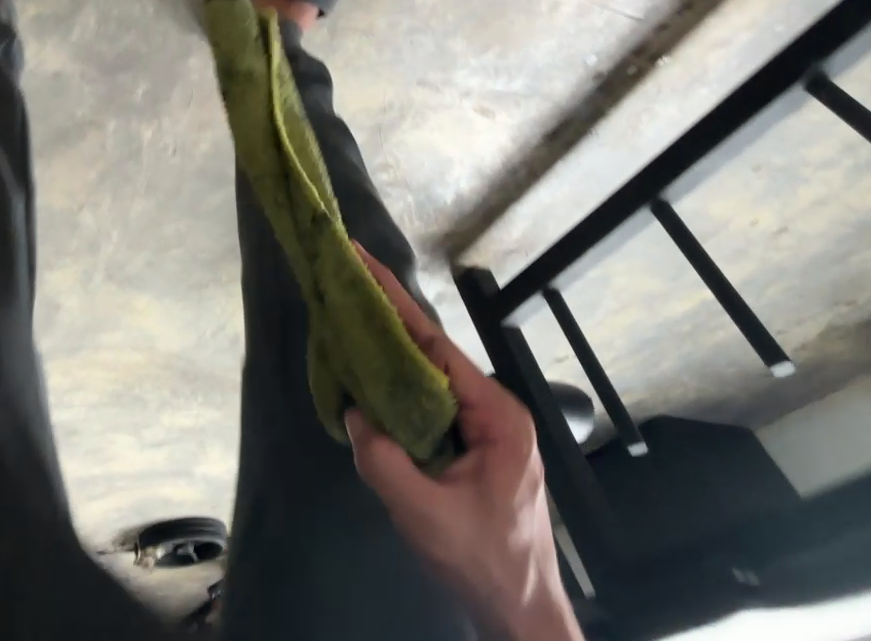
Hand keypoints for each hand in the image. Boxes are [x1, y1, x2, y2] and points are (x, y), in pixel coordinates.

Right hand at [344, 245, 582, 640]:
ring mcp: (485, 429)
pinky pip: (429, 403)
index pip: (436, 344)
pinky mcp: (472, 448)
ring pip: (429, 377)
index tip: (364, 265)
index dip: (396, 303)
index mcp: (495, 414)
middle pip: (432, 352)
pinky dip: (397, 384)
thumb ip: (383, 460)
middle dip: (389, 315)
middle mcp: (494, 410)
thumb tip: (355, 412)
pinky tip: (370, 378)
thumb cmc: (483, 561)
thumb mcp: (425, 513)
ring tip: (352, 317)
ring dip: (391, 349)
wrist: (521, 615)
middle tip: (349, 281)